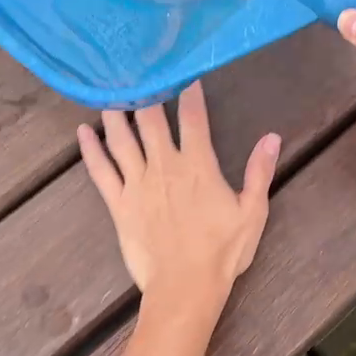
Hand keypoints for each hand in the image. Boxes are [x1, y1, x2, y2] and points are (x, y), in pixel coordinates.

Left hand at [76, 83, 278, 302]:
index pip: (192, 119)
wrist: (185, 286)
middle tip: (134, 69)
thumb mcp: (253, 212)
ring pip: (121, 139)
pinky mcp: (118, 204)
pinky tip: (83, 132)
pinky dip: (91, 150)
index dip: (189, 92)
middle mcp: (164, 167)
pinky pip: (100, 171)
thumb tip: (272, 137)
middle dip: (144, 92)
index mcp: (199, 166)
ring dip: (114, 113)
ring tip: (108, 90)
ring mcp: (137, 184)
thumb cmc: (224, 251)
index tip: (184, 71)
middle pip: (149, 120)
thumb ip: (260, 172)